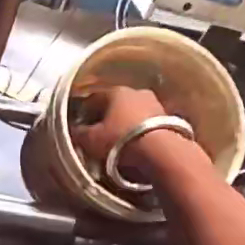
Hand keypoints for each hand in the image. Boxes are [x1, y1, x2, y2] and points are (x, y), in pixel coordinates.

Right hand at [71, 84, 188, 187]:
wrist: (161, 153)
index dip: (84, 112)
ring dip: (125, 124)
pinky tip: (135, 145)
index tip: (80, 125)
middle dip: (106, 117)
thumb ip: (79, 133)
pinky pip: (147, 124)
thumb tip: (74, 130)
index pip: (94, 98)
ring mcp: (156, 104)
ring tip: (117, 142)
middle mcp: (137, 92)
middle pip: (116, 104)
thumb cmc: (120, 142)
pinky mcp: (170, 119)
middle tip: (98, 134)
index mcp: (116, 91)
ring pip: (133, 113)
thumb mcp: (91, 140)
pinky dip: (139, 132)